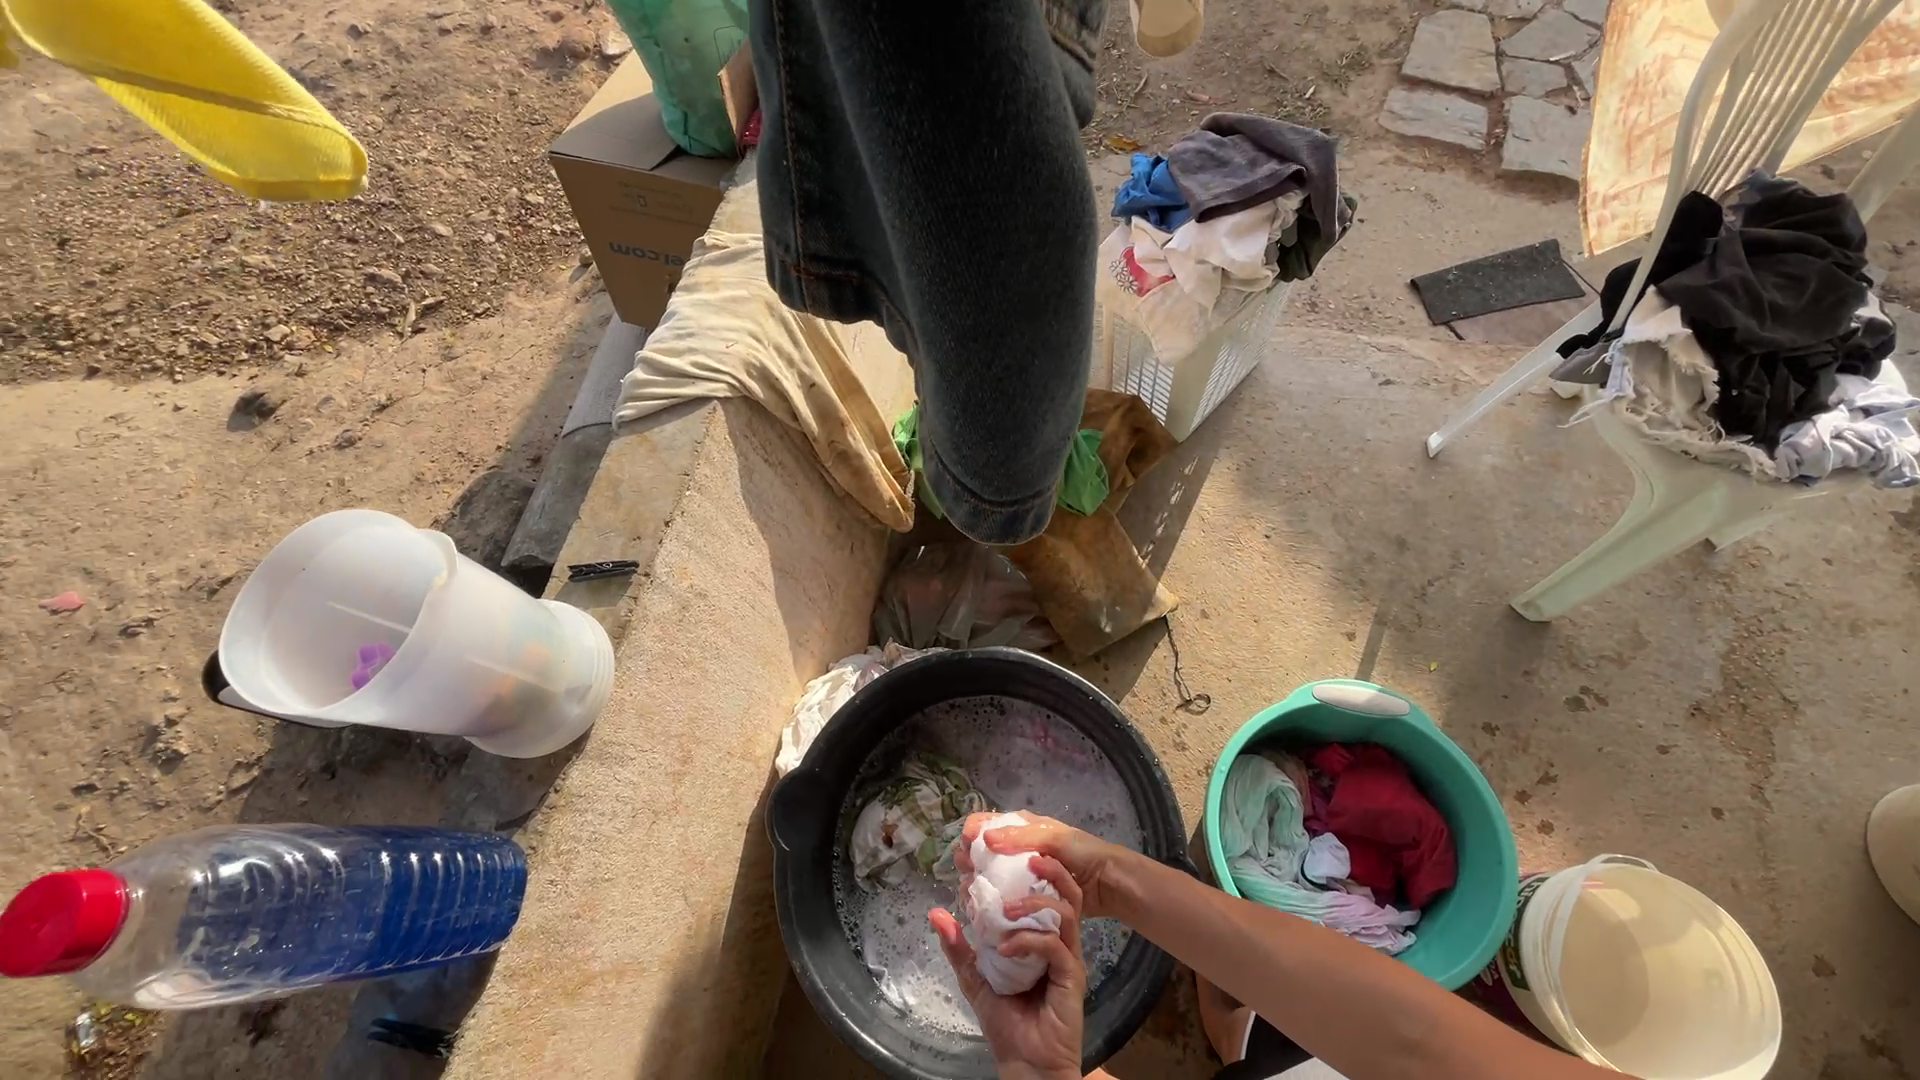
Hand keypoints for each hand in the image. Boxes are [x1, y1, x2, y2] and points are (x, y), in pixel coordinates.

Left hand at [929, 851, 1086, 1079]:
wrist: (1026, 1065)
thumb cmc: (1006, 1023)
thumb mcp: (975, 977)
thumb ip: (959, 947)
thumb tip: (935, 913)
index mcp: (1040, 933)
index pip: (1039, 889)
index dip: (1017, 870)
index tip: (989, 863)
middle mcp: (1058, 939)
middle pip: (1065, 890)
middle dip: (1047, 868)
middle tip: (1024, 856)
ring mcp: (1068, 955)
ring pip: (1066, 910)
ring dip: (1034, 903)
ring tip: (1007, 908)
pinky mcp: (1073, 975)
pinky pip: (1055, 945)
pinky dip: (1028, 940)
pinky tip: (1006, 949)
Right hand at [956, 812, 1127, 917]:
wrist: (1107, 884)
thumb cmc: (1082, 853)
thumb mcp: (1054, 838)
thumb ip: (1020, 836)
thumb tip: (985, 840)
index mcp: (1021, 827)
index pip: (986, 823)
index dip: (971, 832)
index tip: (965, 848)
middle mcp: (1017, 848)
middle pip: (982, 851)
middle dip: (970, 860)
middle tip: (967, 873)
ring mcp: (1021, 873)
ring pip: (989, 875)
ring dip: (977, 882)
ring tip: (972, 893)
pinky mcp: (1027, 895)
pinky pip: (1002, 896)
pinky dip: (991, 900)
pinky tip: (983, 909)